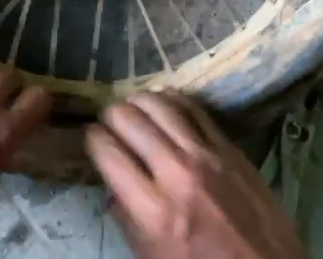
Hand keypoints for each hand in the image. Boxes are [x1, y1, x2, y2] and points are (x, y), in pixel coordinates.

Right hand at [86, 92, 304, 258]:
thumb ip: (129, 222)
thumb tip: (112, 186)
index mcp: (154, 214)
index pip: (108, 153)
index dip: (93, 140)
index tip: (92, 140)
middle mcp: (177, 176)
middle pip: (130, 120)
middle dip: (111, 116)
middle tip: (110, 123)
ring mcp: (207, 157)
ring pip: (160, 105)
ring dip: (139, 101)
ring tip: (132, 107)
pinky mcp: (230, 149)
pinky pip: (194, 108)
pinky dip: (172, 99)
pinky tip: (163, 101)